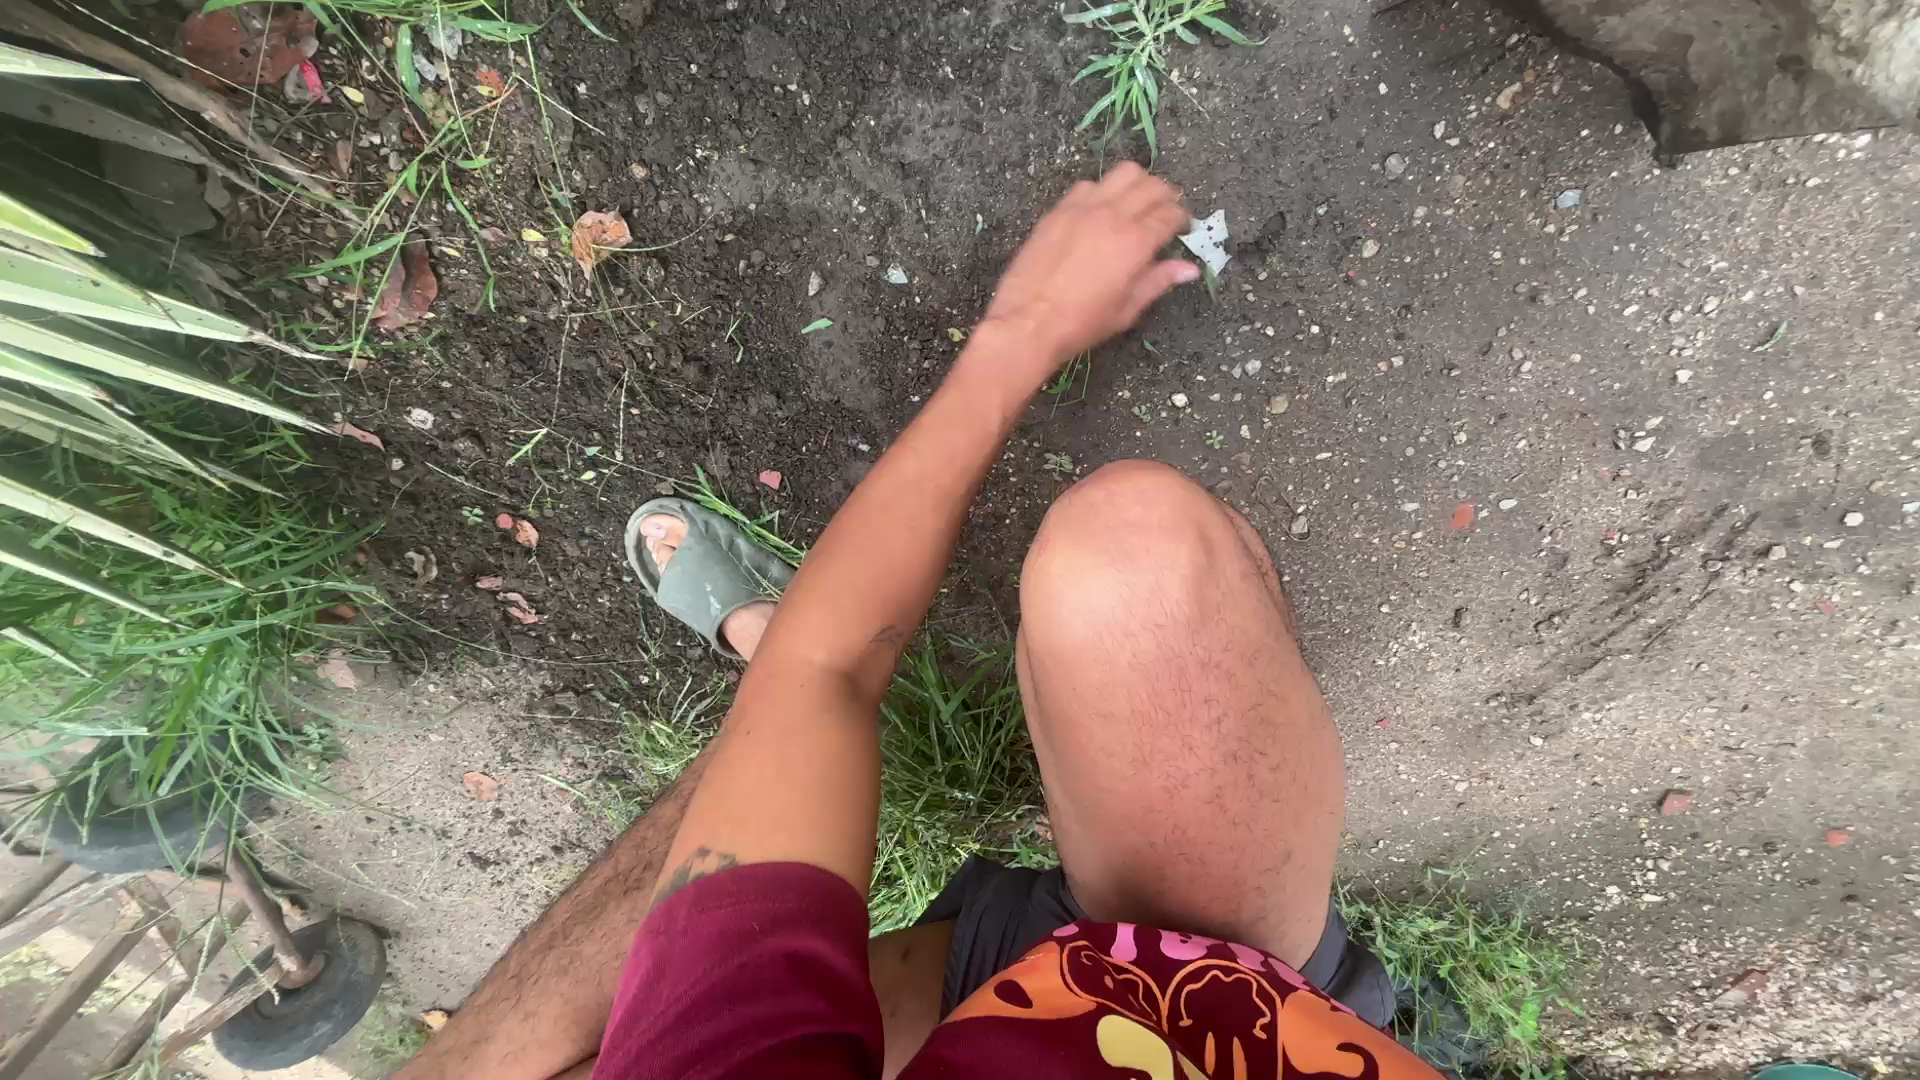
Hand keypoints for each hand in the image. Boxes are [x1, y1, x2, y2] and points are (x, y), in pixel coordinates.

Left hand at [974, 162, 1198, 389]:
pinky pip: (1087, 186)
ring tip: (1134, 204)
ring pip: (1123, 174)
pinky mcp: (1058, 211)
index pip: (1170, 214)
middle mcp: (1113, 215)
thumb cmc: (1080, 325)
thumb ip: (1157, 282)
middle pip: (1152, 186)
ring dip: (1136, 184)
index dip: (1182, 219)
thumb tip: (1188, 268)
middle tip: (1164, 213)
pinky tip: (1098, 211)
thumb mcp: (1125, 310)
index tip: (1181, 228)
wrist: (1028, 323)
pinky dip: (1101, 192)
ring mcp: (1083, 208)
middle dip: (1165, 196)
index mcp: (1136, 242)